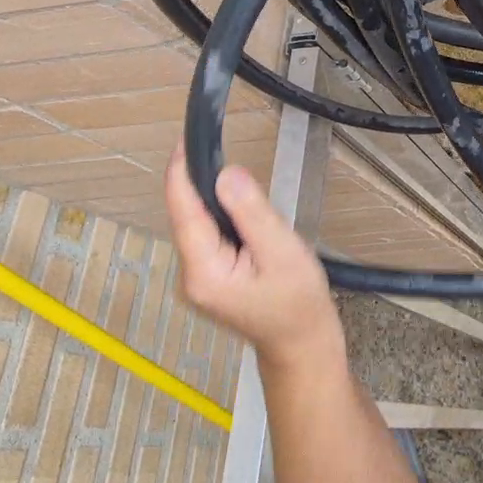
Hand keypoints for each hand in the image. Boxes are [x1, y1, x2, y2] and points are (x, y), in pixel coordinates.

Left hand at [165, 145, 343, 366]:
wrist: (302, 344)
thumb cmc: (298, 303)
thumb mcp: (281, 251)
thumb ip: (251, 212)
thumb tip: (226, 173)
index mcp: (203, 271)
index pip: (183, 210)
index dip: (180, 171)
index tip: (185, 138)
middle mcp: (191, 275)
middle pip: (187, 215)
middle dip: (201, 181)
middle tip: (217, 145)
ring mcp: (198, 278)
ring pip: (199, 224)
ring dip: (214, 198)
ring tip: (236, 175)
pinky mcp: (211, 277)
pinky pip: (209, 236)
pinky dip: (222, 215)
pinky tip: (242, 209)